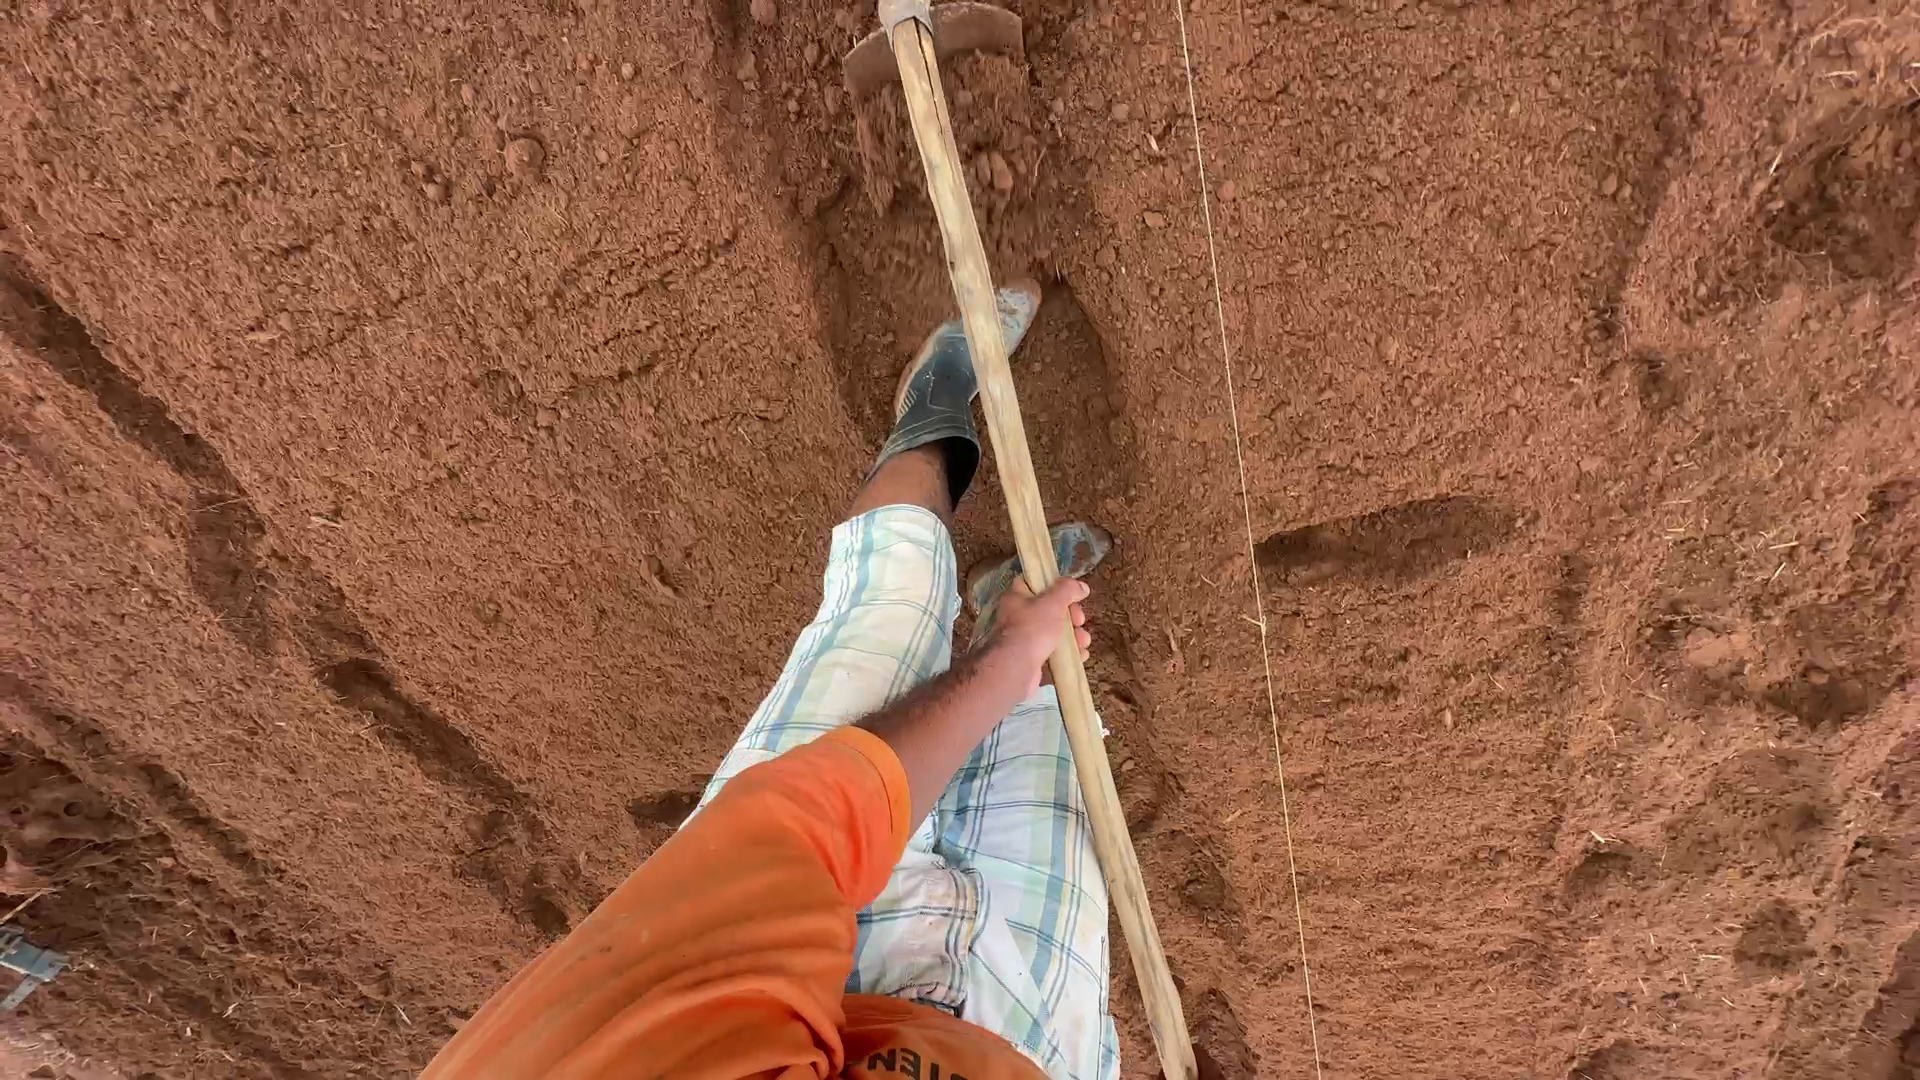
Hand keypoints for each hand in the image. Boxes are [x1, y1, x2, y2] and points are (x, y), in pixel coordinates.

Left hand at [981, 577, 1090, 697]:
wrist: (1016, 669)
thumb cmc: (1032, 629)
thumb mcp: (1052, 603)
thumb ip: (1068, 590)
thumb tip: (1081, 586)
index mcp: (1017, 598)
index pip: (1036, 584)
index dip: (1056, 587)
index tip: (1072, 594)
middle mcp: (1019, 617)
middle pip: (1051, 610)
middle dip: (1072, 616)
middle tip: (1079, 621)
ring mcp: (1026, 640)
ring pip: (1056, 633)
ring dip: (1074, 636)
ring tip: (1083, 642)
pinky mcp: (1033, 660)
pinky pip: (1055, 653)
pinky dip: (1069, 654)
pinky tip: (1080, 655)